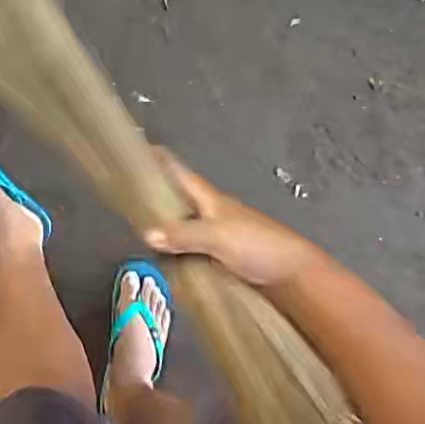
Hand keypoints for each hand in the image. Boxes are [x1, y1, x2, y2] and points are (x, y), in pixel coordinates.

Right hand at [144, 148, 323, 287]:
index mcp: (211, 199)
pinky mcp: (225, 256)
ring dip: (168, 227)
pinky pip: (194, 248)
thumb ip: (184, 235)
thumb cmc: (257, 244)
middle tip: (133, 200)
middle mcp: (213, 212)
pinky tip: (169, 262)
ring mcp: (220, 234)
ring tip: (143, 233)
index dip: (163, 160)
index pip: (181, 173)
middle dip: (159, 196)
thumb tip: (148, 233)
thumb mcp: (217, 236)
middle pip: (181, 199)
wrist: (292, 272)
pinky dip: (180, 250)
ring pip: (187, 224)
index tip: (141, 151)